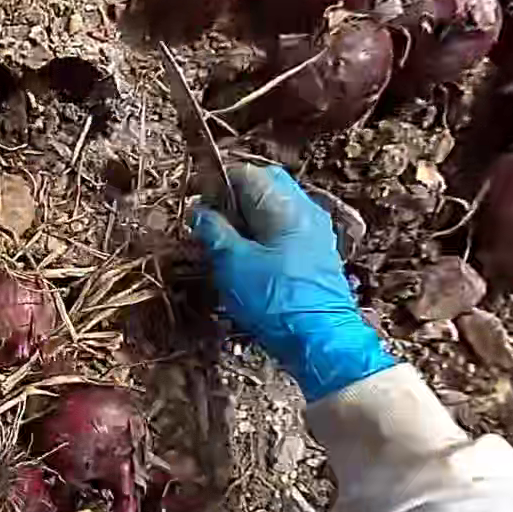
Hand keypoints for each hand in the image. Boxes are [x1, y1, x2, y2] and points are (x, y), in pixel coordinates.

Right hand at [190, 163, 394, 399]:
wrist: (319, 338)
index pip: (247, 173)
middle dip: (231, 196)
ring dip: (244, 215)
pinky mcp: (313, 252)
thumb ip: (214, 231)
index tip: (194, 200)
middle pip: (264, 185)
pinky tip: (243, 253)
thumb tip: (199, 209)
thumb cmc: (272, 298)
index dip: (216, 182)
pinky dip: (258, 230)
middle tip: (206, 218)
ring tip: (220, 238)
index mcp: (285, 206)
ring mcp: (312, 230)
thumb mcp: (233, 263)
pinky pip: (281, 226)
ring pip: (273, 206)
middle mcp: (304, 209)